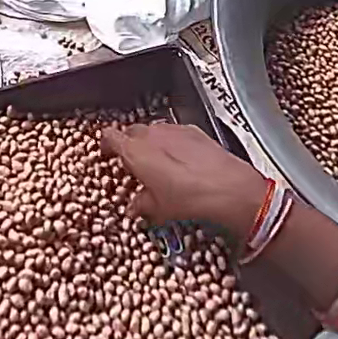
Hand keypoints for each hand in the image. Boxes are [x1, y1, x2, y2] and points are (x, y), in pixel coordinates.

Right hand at [100, 123, 266, 240]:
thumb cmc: (190, 200)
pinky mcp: (195, 131)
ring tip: (159, 164)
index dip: (106, 145)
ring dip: (152, 143)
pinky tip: (182, 160)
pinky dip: (172, 142)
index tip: (107, 155)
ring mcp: (174, 129)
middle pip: (131, 131)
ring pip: (154, 130)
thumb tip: (136, 205)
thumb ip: (142, 203)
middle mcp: (151, 134)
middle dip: (130, 145)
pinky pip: (174, 132)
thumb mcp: (159, 209)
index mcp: (135, 151)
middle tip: (134, 165)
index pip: (109, 137)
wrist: (231, 190)